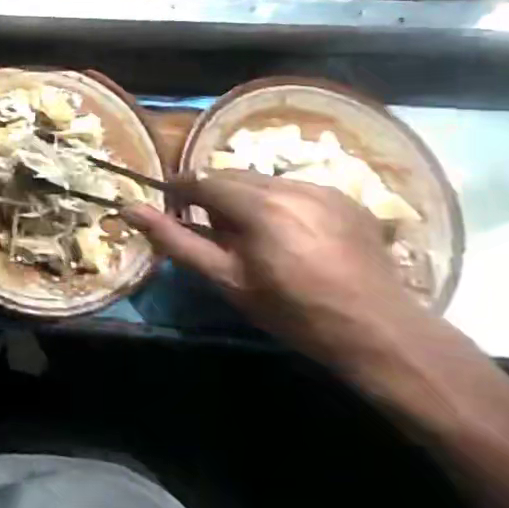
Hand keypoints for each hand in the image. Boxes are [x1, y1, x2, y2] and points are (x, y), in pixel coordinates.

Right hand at [123, 172, 434, 370]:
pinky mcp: (347, 198)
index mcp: (258, 205)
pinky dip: (281, 204)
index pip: (201, 179)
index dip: (180, 192)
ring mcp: (323, 188)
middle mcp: (291, 185)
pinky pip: (295, 189)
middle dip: (215, 198)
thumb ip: (175, 240)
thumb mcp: (225, 279)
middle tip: (216, 236)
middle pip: (232, 176)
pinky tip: (292, 238)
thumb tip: (130, 209)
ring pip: (263, 180)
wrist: (378, 332)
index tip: (172, 211)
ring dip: (247, 200)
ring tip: (256, 239)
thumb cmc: (292, 311)